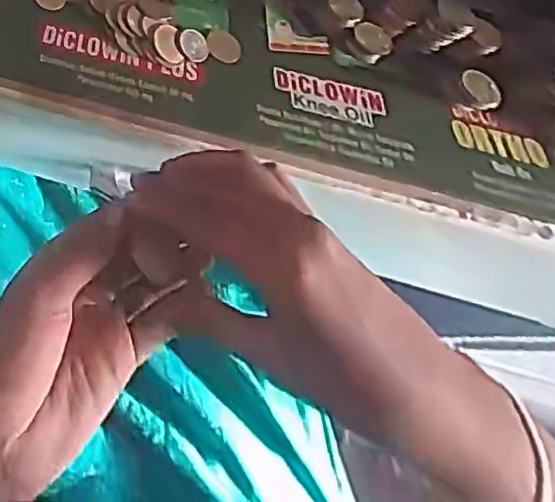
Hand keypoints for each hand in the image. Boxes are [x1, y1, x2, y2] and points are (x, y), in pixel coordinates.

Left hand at [0, 205, 196, 500]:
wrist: (5, 439)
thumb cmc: (12, 357)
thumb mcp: (40, 294)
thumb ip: (81, 253)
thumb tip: (126, 210)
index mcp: (64, 258)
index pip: (112, 225)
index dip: (143, 217)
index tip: (176, 214)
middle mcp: (90, 280)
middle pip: (136, 249)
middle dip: (167, 240)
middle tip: (202, 237)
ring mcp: (109, 316)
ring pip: (153, 281)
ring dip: (180, 269)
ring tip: (214, 256)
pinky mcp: (126, 353)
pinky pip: (161, 322)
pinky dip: (185, 309)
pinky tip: (208, 298)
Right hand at [128, 149, 554, 501]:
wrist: (423, 388)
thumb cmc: (345, 385)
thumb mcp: (272, 356)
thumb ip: (212, 316)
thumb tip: (162, 294)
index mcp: (283, 265)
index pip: (210, 217)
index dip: (166, 203)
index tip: (130, 197)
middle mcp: (295, 228)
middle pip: (225, 183)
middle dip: (178, 179)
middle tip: (140, 186)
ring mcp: (310, 218)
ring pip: (248, 172)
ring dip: (205, 167)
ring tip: (170, 179)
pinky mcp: (318, 220)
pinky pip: (268, 179)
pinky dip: (234, 171)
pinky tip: (216, 184)